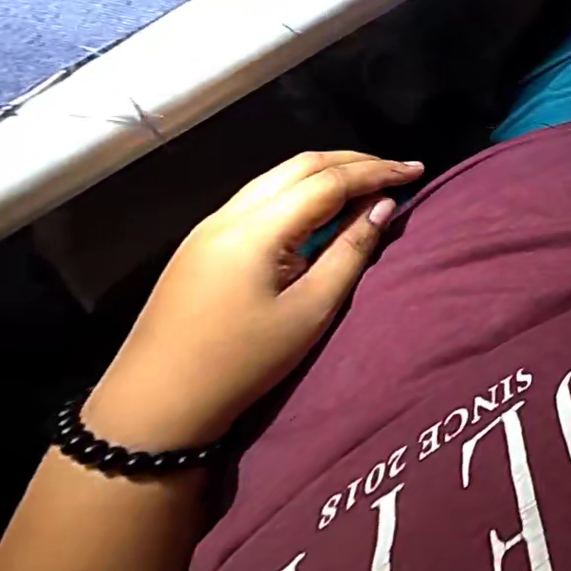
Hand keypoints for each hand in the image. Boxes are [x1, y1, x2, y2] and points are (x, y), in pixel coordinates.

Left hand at [82, 152, 424, 453]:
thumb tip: (384, 205)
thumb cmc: (243, 362)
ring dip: (329, 171)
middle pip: (301, 166)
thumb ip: (352, 249)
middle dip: (355, 162)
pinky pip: (264, 195)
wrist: (154, 407)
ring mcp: (211, 227)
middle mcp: (229, 216)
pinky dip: (304, 188)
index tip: (417, 169)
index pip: (328, 181)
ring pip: (279, 176)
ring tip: (370, 183)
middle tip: (398, 171)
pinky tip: (325, 205)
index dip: (378, 171)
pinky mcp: (204, 241)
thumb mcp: (312, 309)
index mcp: (255, 231)